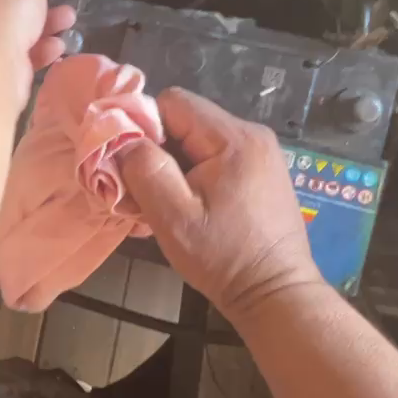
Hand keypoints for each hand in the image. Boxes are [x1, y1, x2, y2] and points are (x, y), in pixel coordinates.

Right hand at [118, 89, 321, 321]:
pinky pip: (213, 155)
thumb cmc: (223, 257)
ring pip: (196, 138)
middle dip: (156, 146)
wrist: (276, 296)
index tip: (132, 161)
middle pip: (185, 119)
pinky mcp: (261, 172)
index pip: (173, 102)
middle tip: (144, 187)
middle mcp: (252, 135)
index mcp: (234, 139)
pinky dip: (193, 173)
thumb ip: (144, 169)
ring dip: (173, 163)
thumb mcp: (173, 216)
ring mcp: (260, 153)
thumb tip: (121, 136)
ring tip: (165, 200)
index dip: (143, 125)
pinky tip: (188, 204)